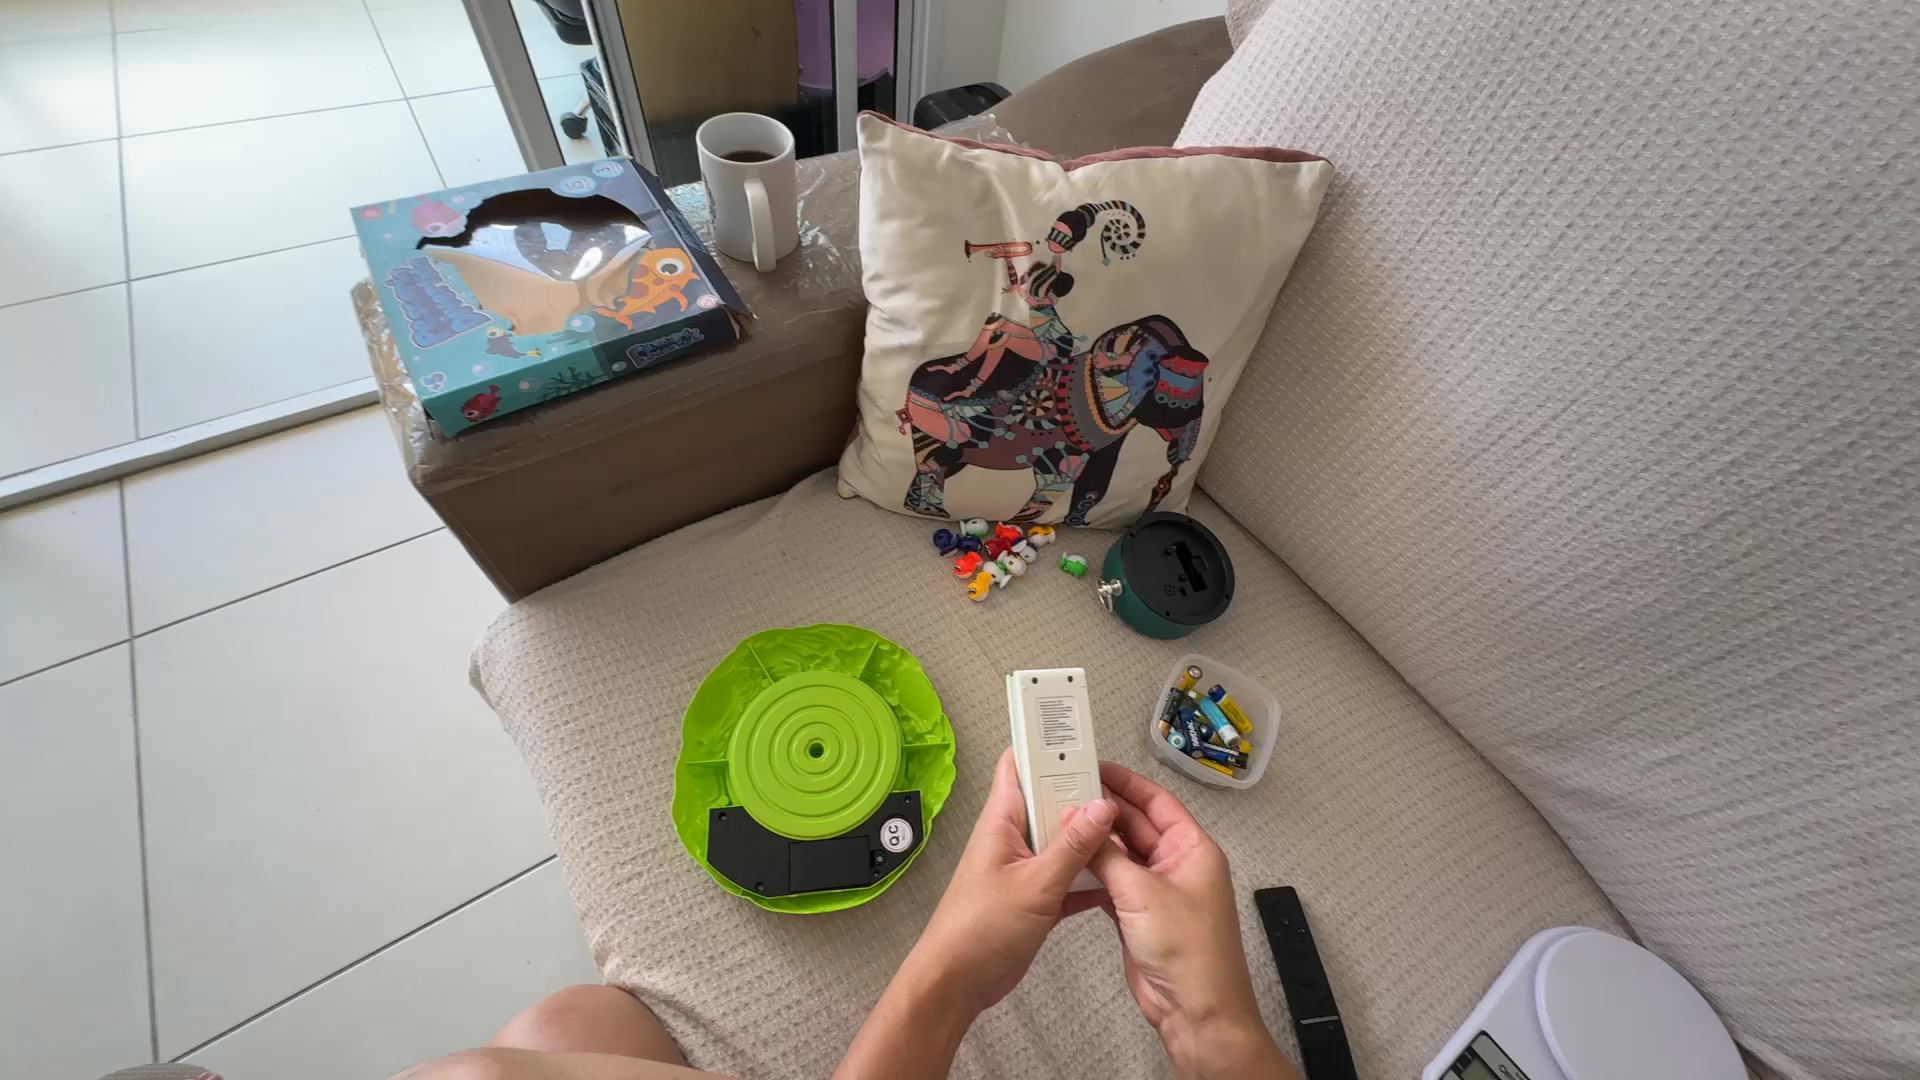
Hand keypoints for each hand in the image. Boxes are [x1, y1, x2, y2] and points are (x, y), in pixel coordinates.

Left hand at [908, 748, 1116, 1013]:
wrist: (957, 982)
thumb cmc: (980, 928)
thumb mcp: (1035, 884)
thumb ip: (1071, 846)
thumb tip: (1101, 806)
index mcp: (1002, 818)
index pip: (1018, 764)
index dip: (1044, 746)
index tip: (1078, 737)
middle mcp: (1012, 834)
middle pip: (1048, 799)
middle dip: (1079, 793)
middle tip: (1115, 790)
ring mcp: (1023, 864)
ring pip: (1060, 837)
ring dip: (1087, 836)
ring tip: (1122, 830)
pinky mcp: (1034, 894)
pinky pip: (1065, 873)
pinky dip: (1086, 874)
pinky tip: (1113, 878)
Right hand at [1089, 763, 1297, 1079]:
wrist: (1196, 1015)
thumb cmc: (1189, 953)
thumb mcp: (1142, 892)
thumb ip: (1105, 853)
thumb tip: (1077, 820)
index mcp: (1192, 849)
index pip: (1157, 801)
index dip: (1127, 782)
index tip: (1097, 767)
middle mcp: (1176, 864)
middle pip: (1136, 824)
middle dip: (1104, 810)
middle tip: (1068, 791)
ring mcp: (1157, 889)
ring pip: (1121, 852)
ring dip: (1095, 840)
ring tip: (1061, 820)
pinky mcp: (1140, 913)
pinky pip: (1113, 879)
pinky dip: (1092, 869)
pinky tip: (1069, 859)